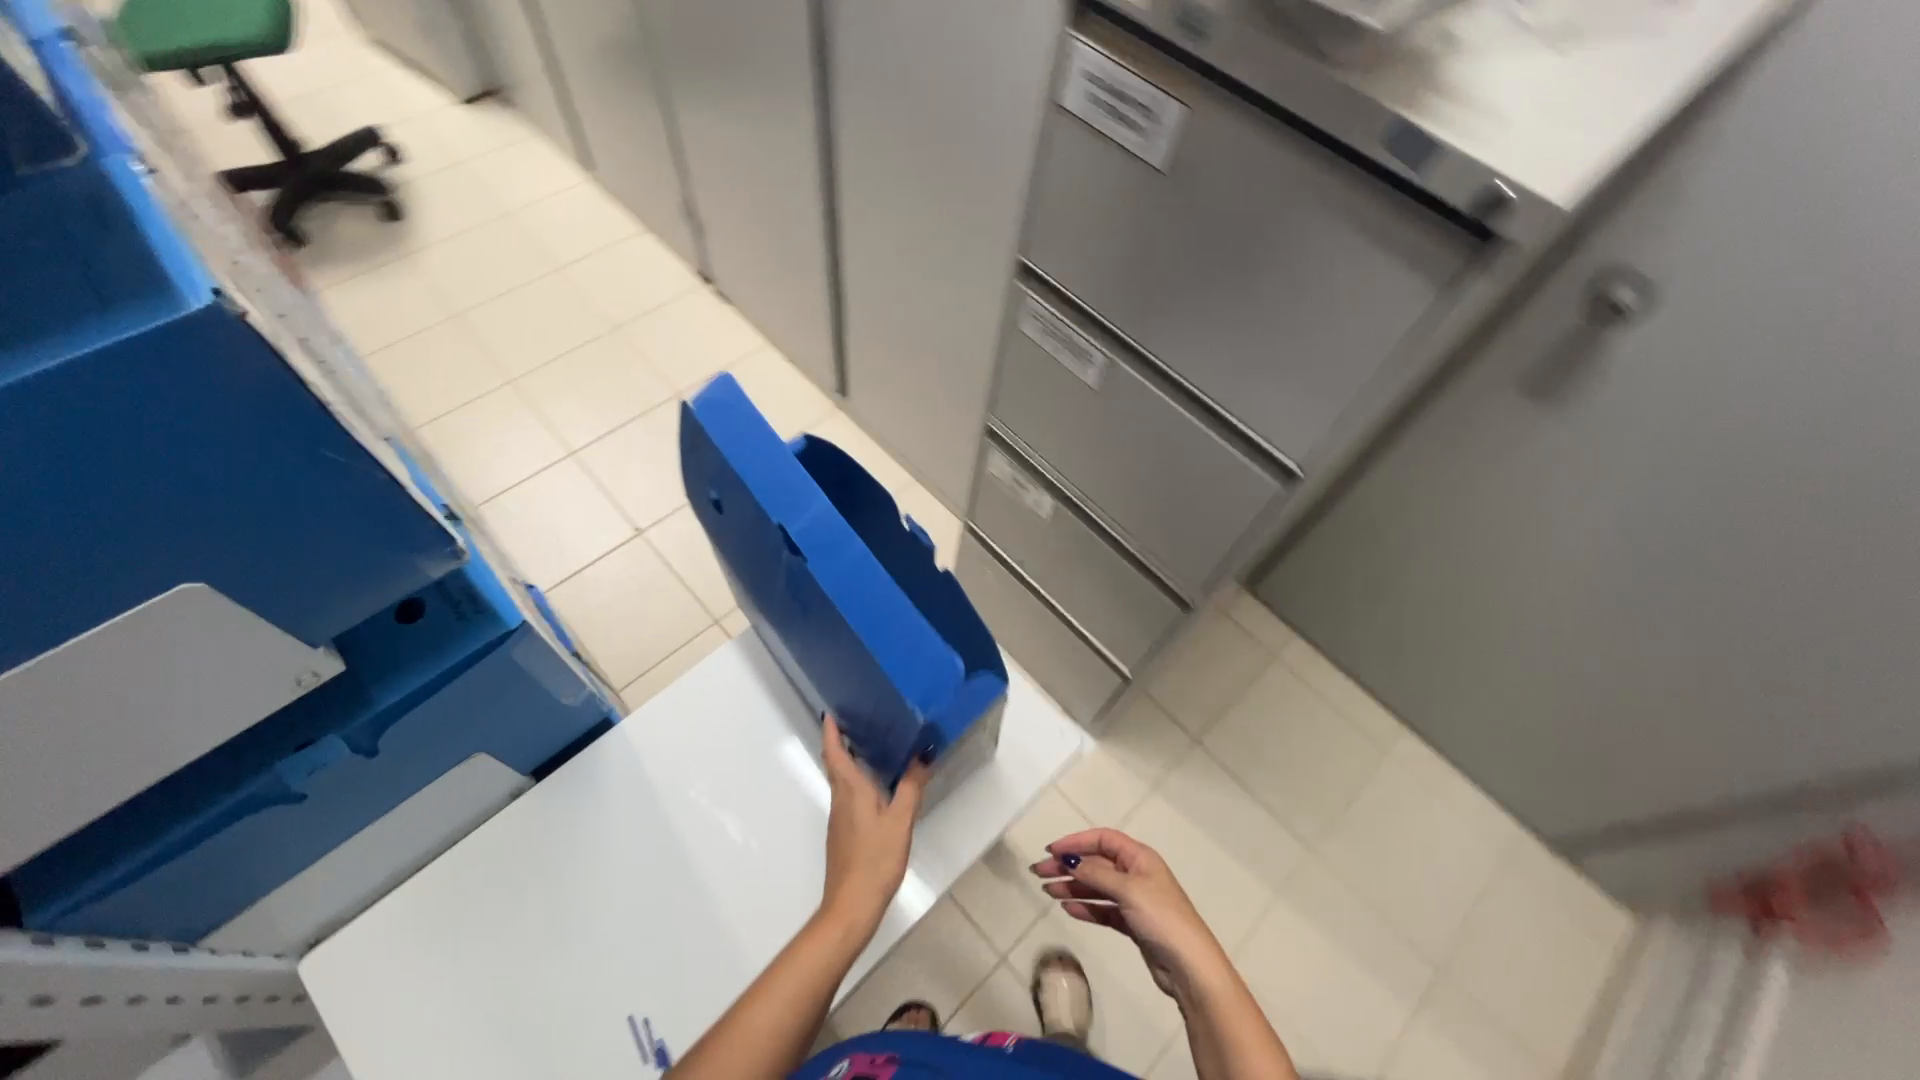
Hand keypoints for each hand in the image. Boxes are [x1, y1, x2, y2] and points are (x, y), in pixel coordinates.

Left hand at [820, 716, 929, 928]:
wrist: (852, 904)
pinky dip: (858, 782)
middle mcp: (840, 799)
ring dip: (851, 761)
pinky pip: (849, 796)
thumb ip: (911, 787)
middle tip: (860, 720)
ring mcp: (840, 818)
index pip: (835, 752)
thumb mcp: (901, 821)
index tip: (832, 710)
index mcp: (851, 790)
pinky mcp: (844, 833)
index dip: (831, 731)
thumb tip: (923, 755)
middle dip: (842, 741)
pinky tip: (877, 786)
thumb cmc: (875, 858)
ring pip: (843, 781)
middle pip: (836, 764)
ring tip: (874, 745)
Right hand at [1032, 828, 1226, 997]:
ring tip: (1047, 890)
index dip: (1076, 842)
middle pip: (1096, 863)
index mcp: (1140, 858)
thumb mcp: (1128, 890)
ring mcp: (1134, 900)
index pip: (1102, 840)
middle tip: (1039, 872)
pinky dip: (1085, 907)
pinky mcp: (1131, 923)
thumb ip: (1096, 874)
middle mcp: (1136, 874)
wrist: (1189, 966)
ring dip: (1072, 886)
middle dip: (1068, 865)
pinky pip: (1102, 909)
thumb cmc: (1161, 918)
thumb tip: (1070, 861)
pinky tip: (1067, 908)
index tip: (1051, 851)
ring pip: (1096, 887)